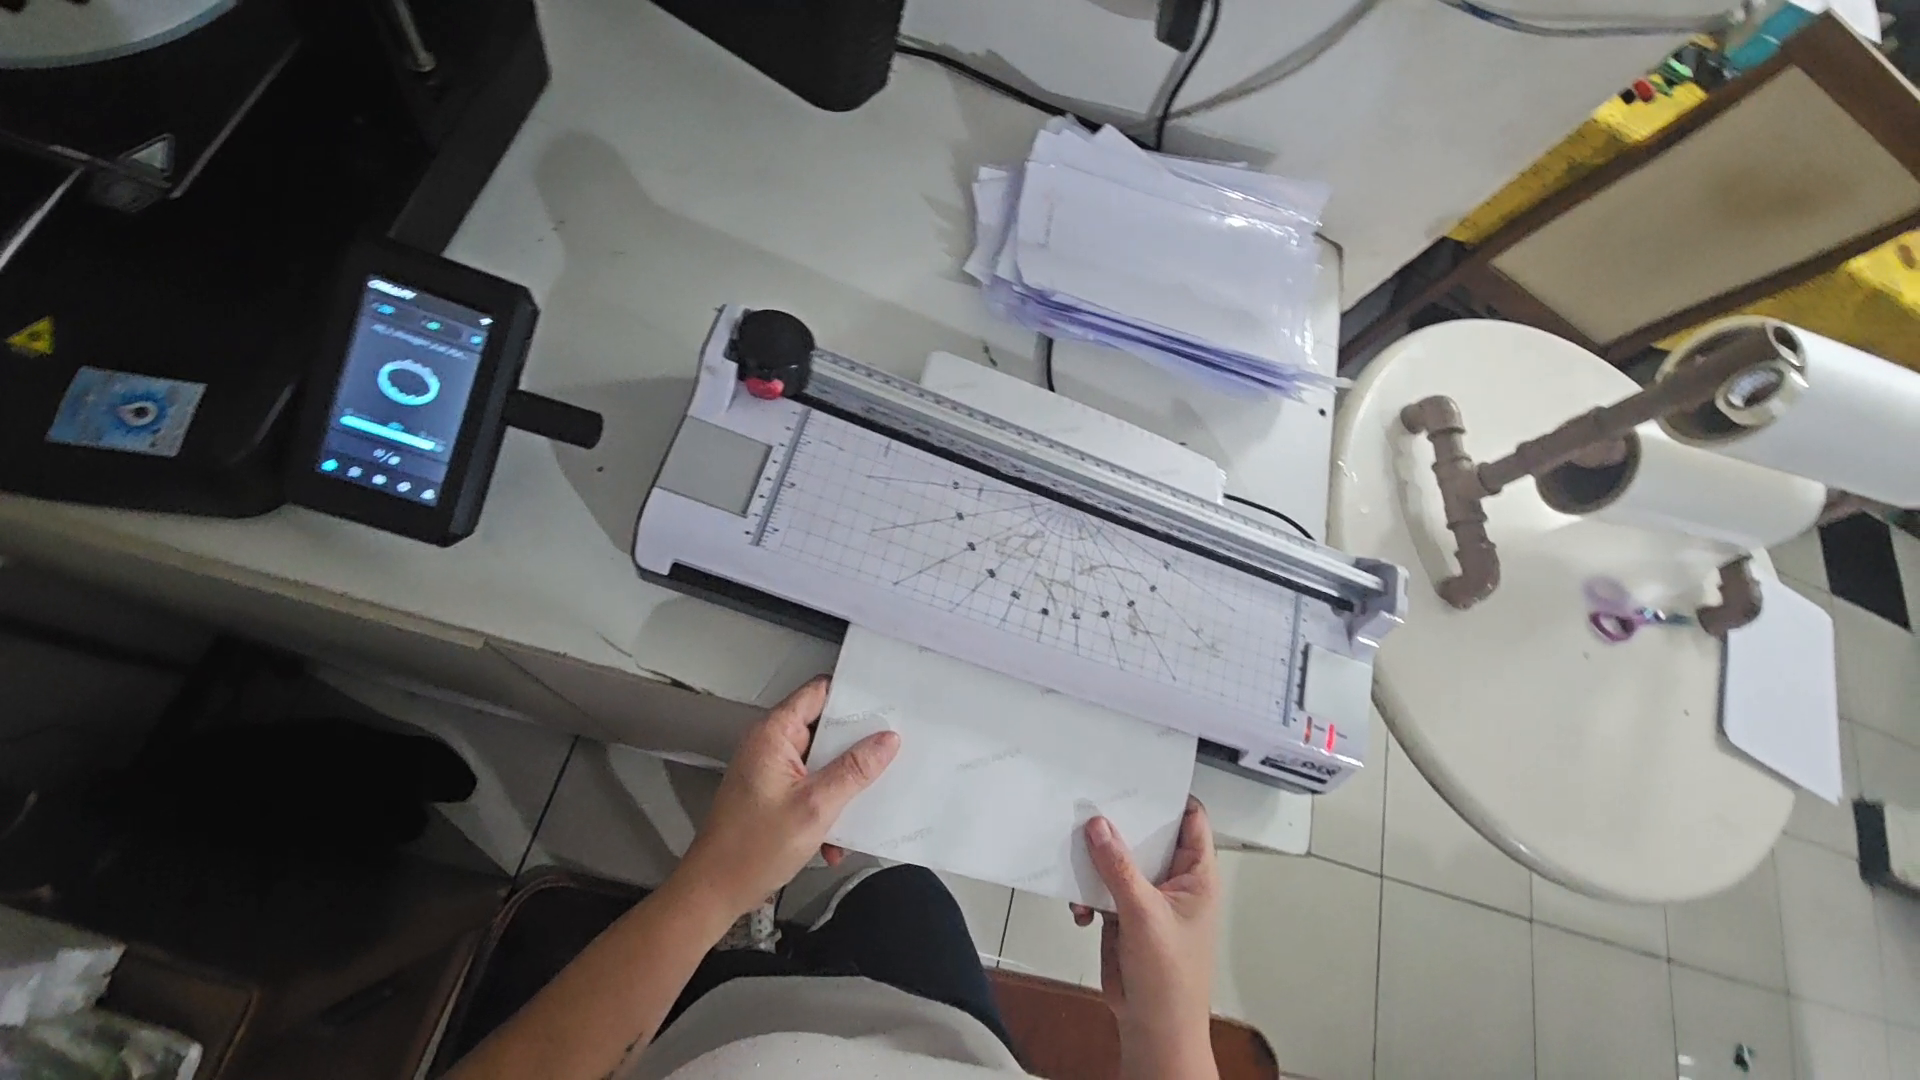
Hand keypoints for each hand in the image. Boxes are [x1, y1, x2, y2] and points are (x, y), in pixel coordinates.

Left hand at [673, 677, 899, 920]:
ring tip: (860, 802)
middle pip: (824, 726)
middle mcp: (770, 744)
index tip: (884, 708)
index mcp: (774, 734)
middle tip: (885, 754)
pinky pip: (812, 784)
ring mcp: (771, 768)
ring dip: (842, 782)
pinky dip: (827, 803)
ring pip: (822, 759)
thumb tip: (885, 741)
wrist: (714, 893)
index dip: (852, 696)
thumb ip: (854, 770)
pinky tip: (834, 835)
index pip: (819, 692)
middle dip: (855, 746)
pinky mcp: (774, 791)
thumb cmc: (749, 851)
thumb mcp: (816, 807)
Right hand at [1070, 798, 1219, 1079]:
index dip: (1170, 795)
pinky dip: (1088, 894)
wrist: (1152, 1030)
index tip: (1138, 775)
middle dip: (1119, 825)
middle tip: (1089, 803)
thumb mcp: (1144, 915)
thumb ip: (1118, 868)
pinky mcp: (1124, 914)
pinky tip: (1081, 910)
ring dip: (1096, 863)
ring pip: (1120, 860)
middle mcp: (1173, 880)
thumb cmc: (1168, 978)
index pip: (1190, 820)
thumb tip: (1097, 824)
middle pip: (1147, 836)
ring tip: (1075, 858)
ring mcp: (1148, 897)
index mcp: (1196, 875)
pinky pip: (1102, 887)